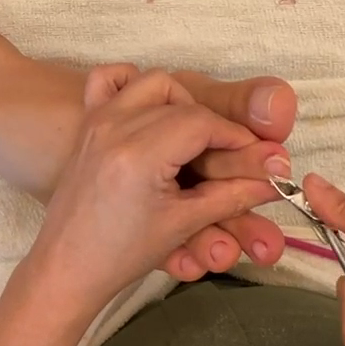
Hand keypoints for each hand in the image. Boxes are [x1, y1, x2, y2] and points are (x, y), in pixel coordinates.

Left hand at [24, 67, 282, 309]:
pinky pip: (108, 80)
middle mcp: (115, 125)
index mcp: (140, 153)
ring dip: (180, 101)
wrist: (68, 265)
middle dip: (213, 125)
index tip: (257, 157)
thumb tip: (276, 175)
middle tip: (228, 156)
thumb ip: (232, 196)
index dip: (236, 137)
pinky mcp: (87, 123)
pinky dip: (133, 84)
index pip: (202, 122)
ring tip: (192, 137)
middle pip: (182, 101)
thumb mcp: (183, 225)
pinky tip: (150, 111)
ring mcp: (97, 120)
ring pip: (151, 82)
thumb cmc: (124, 253)